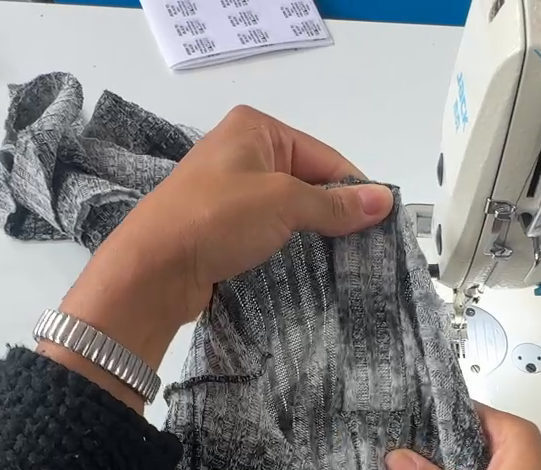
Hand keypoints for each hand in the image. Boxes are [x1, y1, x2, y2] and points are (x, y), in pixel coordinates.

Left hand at [46, 106, 393, 407]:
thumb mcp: (284, 203)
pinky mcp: (222, 226)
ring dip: (313, 234)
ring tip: (342, 264)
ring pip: (289, 210)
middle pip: (309, 182)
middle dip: (335, 214)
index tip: (381, 227)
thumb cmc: (218, 219)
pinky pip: (268, 231)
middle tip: (365, 250)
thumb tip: (385, 200)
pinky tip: (306, 269)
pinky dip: (289, 247)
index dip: (355, 190)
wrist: (155, 266)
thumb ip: (335, 204)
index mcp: (258, 129)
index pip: (326, 157)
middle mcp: (244, 152)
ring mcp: (230, 190)